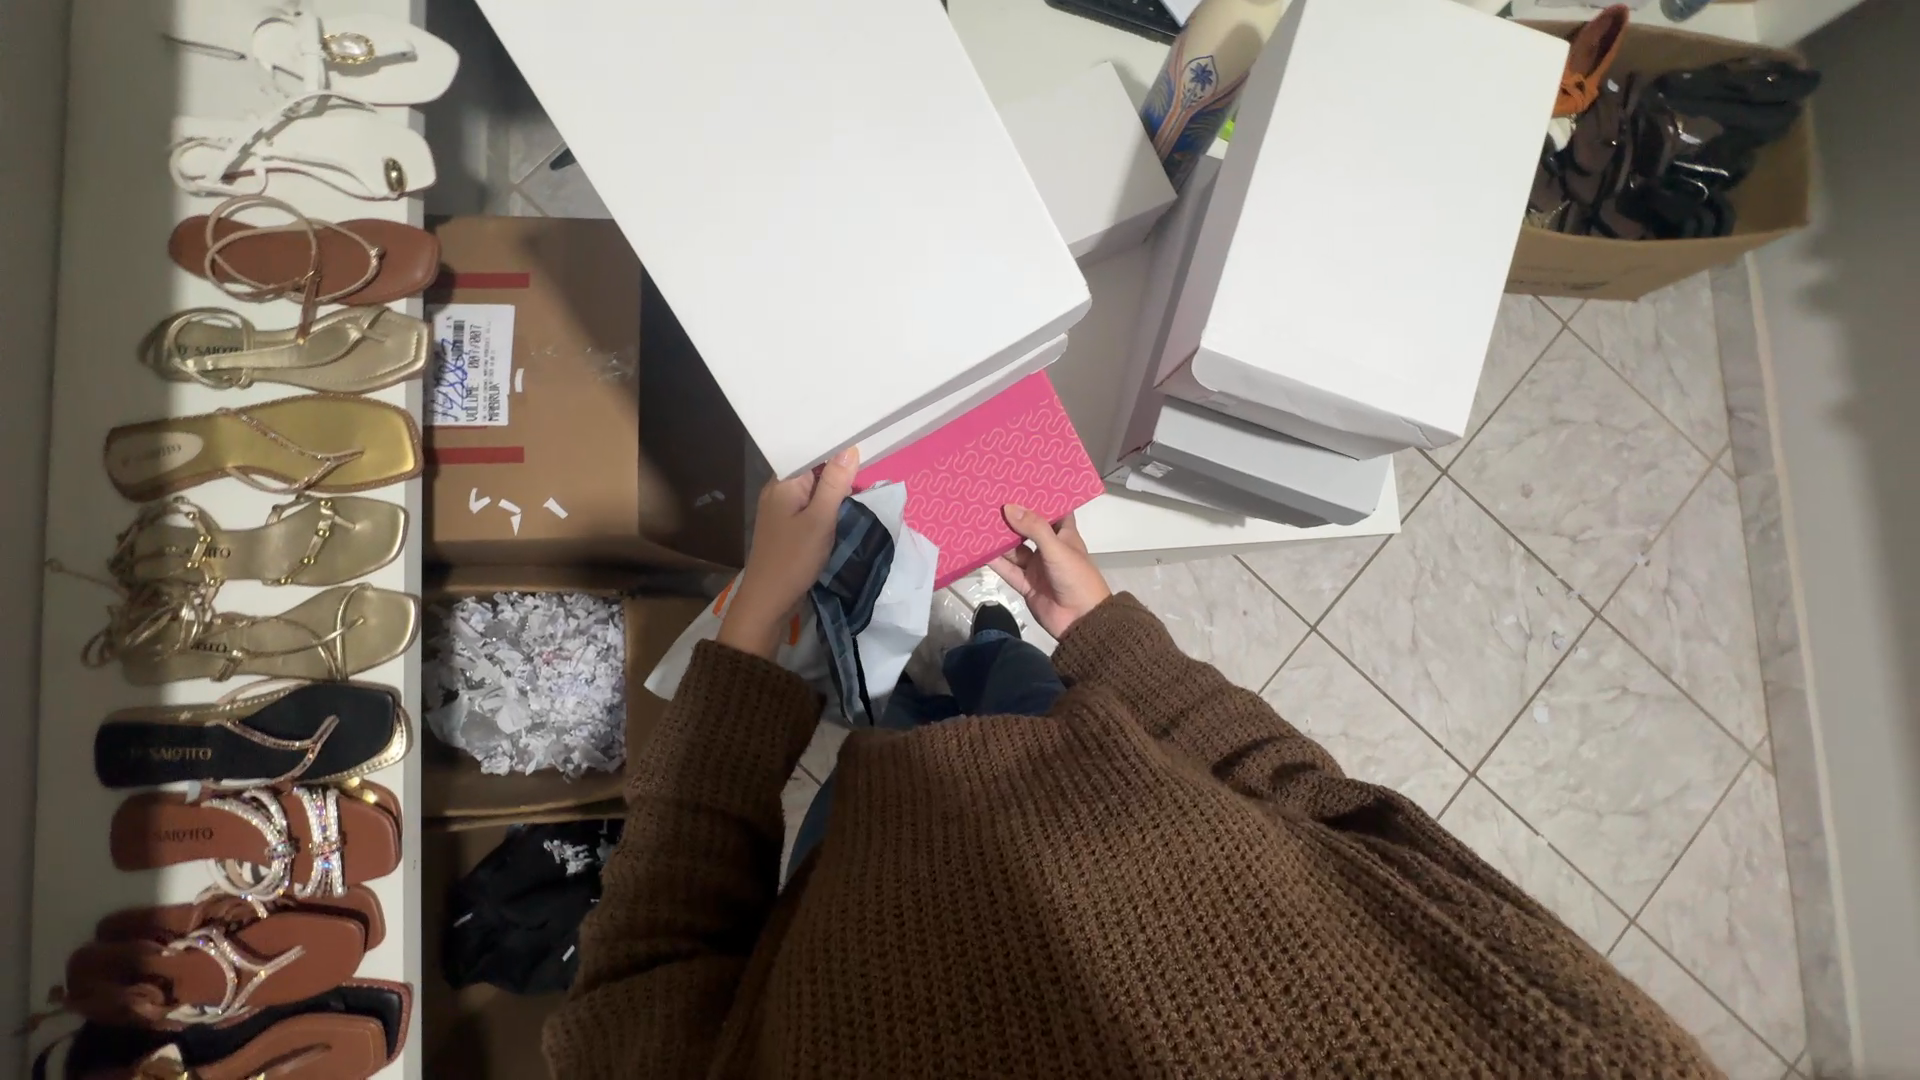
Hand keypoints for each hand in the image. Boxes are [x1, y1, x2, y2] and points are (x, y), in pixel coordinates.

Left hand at [717, 448, 859, 657]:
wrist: (769, 600)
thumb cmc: (794, 558)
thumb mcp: (820, 520)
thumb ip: (835, 484)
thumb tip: (850, 449)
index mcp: (783, 482)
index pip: (812, 452)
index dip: (837, 449)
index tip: (864, 447)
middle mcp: (779, 489)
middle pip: (813, 469)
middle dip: (838, 470)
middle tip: (869, 467)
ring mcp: (781, 508)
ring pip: (813, 488)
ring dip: (834, 490)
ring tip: (861, 484)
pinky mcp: (787, 525)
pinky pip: (809, 505)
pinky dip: (826, 506)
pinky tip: (843, 507)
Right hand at [989, 506, 1110, 639]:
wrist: (1080, 620)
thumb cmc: (1076, 577)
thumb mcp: (1056, 548)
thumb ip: (1034, 528)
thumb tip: (1008, 507)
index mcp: (1065, 536)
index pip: (1054, 510)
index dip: (1041, 497)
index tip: (1021, 482)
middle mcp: (1049, 548)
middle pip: (1028, 529)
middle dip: (1012, 517)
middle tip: (990, 499)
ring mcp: (1036, 566)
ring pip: (1014, 549)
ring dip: (1000, 539)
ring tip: (979, 520)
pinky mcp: (1025, 584)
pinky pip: (1007, 569)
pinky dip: (995, 561)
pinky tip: (979, 549)